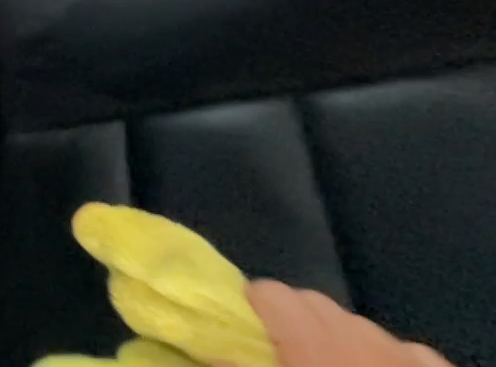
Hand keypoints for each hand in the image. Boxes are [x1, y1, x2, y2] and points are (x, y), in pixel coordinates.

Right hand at [247, 280, 452, 366]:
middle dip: (299, 318)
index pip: (268, 289)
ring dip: (343, 336)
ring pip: (357, 322)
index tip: (252, 329)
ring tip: (339, 363)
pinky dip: (391, 356)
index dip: (255, 306)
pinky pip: (407, 348)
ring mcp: (405, 349)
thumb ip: (243, 354)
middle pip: (312, 299)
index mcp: (310, 334)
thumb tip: (207, 330)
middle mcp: (356, 329)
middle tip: (293, 350)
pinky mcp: (440, 366)